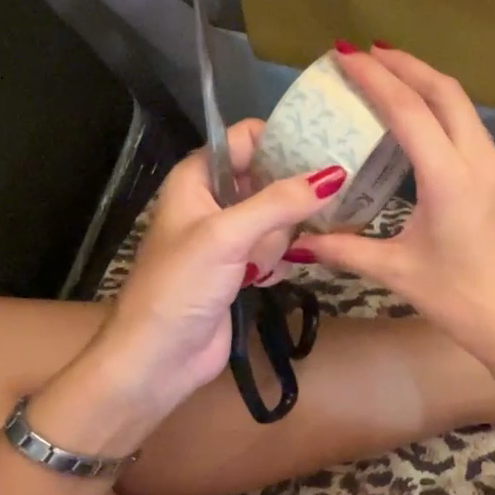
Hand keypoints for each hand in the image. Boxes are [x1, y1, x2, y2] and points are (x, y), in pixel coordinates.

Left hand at [91, 119, 343, 411]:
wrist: (160, 356)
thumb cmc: (180, 286)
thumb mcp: (228, 235)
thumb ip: (279, 203)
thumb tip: (334, 174)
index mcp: (197, 178)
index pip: (244, 138)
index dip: (281, 138)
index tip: (328, 145)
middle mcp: (213, 200)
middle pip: (267, 177)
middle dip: (292, 193)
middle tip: (329, 199)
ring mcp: (229, 237)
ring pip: (277, 217)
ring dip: (283, 236)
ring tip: (271, 256)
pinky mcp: (241, 268)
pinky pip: (275, 249)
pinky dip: (279, 260)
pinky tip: (268, 276)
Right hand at [299, 45, 494, 366]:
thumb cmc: (460, 299)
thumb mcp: (397, 272)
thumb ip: (345, 251)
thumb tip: (297, 242)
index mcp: (449, 178)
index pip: (409, 110)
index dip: (374, 78)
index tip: (344, 55)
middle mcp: (477, 161)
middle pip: (444, 92)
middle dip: (405, 65)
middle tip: (365, 52)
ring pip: (462, 106)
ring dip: (426, 83)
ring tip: (388, 74)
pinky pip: (469, 127)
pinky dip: (441, 108)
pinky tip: (419, 118)